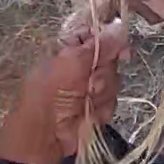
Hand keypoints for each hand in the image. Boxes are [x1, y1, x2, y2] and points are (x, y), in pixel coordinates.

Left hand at [0, 17, 128, 163]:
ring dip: (101, 93)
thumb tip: (119, 28)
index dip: (109, 41)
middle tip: (89, 83)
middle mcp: (82, 67)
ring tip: (85, 101)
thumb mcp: (70, 63)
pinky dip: (101, 109)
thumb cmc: (49, 93)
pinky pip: (112, 102)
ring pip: (114, 81)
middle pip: (110, 59)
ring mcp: (91, 88)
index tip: (117, 48)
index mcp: (69, 50)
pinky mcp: (98, 108)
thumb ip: (97, 46)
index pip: (97, 37)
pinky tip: (89, 114)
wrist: (44, 136)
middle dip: (102, 73)